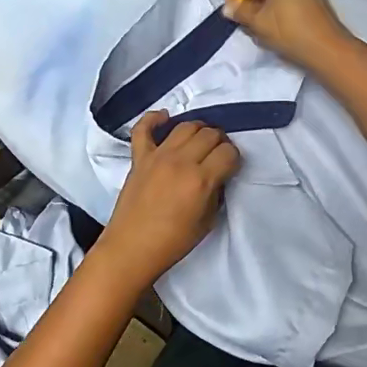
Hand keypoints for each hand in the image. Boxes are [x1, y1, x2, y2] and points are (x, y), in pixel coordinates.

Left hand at [97, 112, 241, 280]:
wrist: (132, 248)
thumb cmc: (173, 242)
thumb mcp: (207, 221)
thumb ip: (216, 193)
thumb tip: (218, 176)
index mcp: (201, 180)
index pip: (228, 152)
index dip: (234, 158)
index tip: (230, 167)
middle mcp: (181, 161)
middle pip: (209, 134)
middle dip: (220, 142)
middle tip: (218, 155)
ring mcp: (157, 156)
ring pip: (184, 126)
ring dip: (198, 130)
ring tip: (200, 141)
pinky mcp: (138, 157)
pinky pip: (143, 129)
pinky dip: (153, 119)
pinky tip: (164, 118)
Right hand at [221, 0, 356, 72]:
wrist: (326, 49)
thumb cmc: (288, 30)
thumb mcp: (258, 22)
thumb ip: (240, 11)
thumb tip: (228, 8)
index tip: (229, 6)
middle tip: (238, 14)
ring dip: (261, 4)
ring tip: (251, 22)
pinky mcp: (314, 0)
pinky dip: (275, 7)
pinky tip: (268, 23)